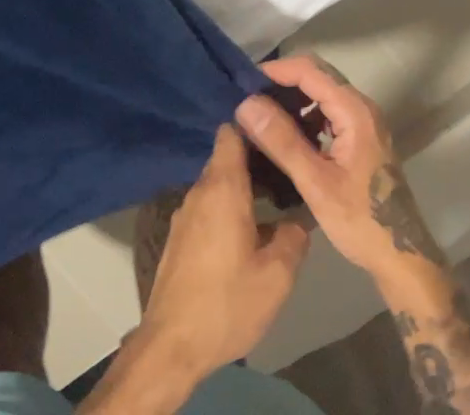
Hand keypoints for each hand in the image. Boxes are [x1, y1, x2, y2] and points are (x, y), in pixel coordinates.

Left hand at [135, 125, 311, 376]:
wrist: (172, 344)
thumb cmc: (228, 303)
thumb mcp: (277, 275)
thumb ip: (293, 238)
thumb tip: (298, 220)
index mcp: (222, 190)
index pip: (231, 134)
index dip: (254, 125)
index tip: (280, 127)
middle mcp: (199, 193)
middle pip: (226, 159)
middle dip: (255, 159)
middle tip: (289, 166)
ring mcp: (184, 216)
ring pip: (217, 186)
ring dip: (243, 188)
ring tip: (276, 198)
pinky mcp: (179, 238)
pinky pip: (207, 208)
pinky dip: (228, 208)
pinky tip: (250, 229)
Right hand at [235, 54, 445, 282]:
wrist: (401, 256)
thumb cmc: (361, 220)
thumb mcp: (315, 182)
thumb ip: (281, 141)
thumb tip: (246, 104)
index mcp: (355, 113)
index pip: (310, 71)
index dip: (275, 71)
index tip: (243, 85)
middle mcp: (363, 109)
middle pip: (317, 77)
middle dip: (281, 83)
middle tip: (247, 101)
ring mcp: (364, 124)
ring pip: (322, 95)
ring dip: (292, 100)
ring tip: (260, 118)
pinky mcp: (361, 139)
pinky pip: (329, 114)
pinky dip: (305, 117)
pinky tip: (286, 138)